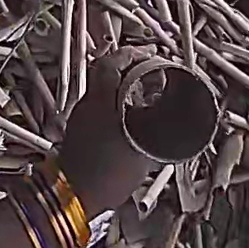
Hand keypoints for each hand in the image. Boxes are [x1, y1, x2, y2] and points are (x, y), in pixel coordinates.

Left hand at [57, 47, 154, 214]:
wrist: (76, 193)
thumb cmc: (107, 176)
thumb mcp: (144, 153)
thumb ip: (157, 133)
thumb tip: (171, 125)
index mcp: (103, 103)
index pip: (112, 63)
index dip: (132, 54)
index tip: (149, 54)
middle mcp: (88, 103)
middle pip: (103, 69)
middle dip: (126, 63)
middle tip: (146, 66)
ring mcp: (80, 114)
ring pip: (99, 84)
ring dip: (118, 80)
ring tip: (140, 87)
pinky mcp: (77, 126)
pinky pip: (95, 101)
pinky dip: (110, 97)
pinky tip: (125, 110)